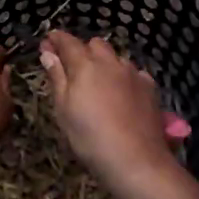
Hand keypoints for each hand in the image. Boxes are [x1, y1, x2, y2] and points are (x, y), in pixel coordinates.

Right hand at [40, 30, 177, 182]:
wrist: (136, 158)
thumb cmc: (90, 137)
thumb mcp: (64, 110)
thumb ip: (57, 78)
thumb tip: (48, 53)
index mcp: (86, 65)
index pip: (68, 42)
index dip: (57, 39)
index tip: (48, 41)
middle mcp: (111, 62)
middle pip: (95, 45)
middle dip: (83, 50)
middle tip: (73, 68)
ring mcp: (133, 72)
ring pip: (116, 57)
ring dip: (105, 63)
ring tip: (99, 83)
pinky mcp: (149, 86)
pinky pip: (133, 72)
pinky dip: (124, 77)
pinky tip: (122, 94)